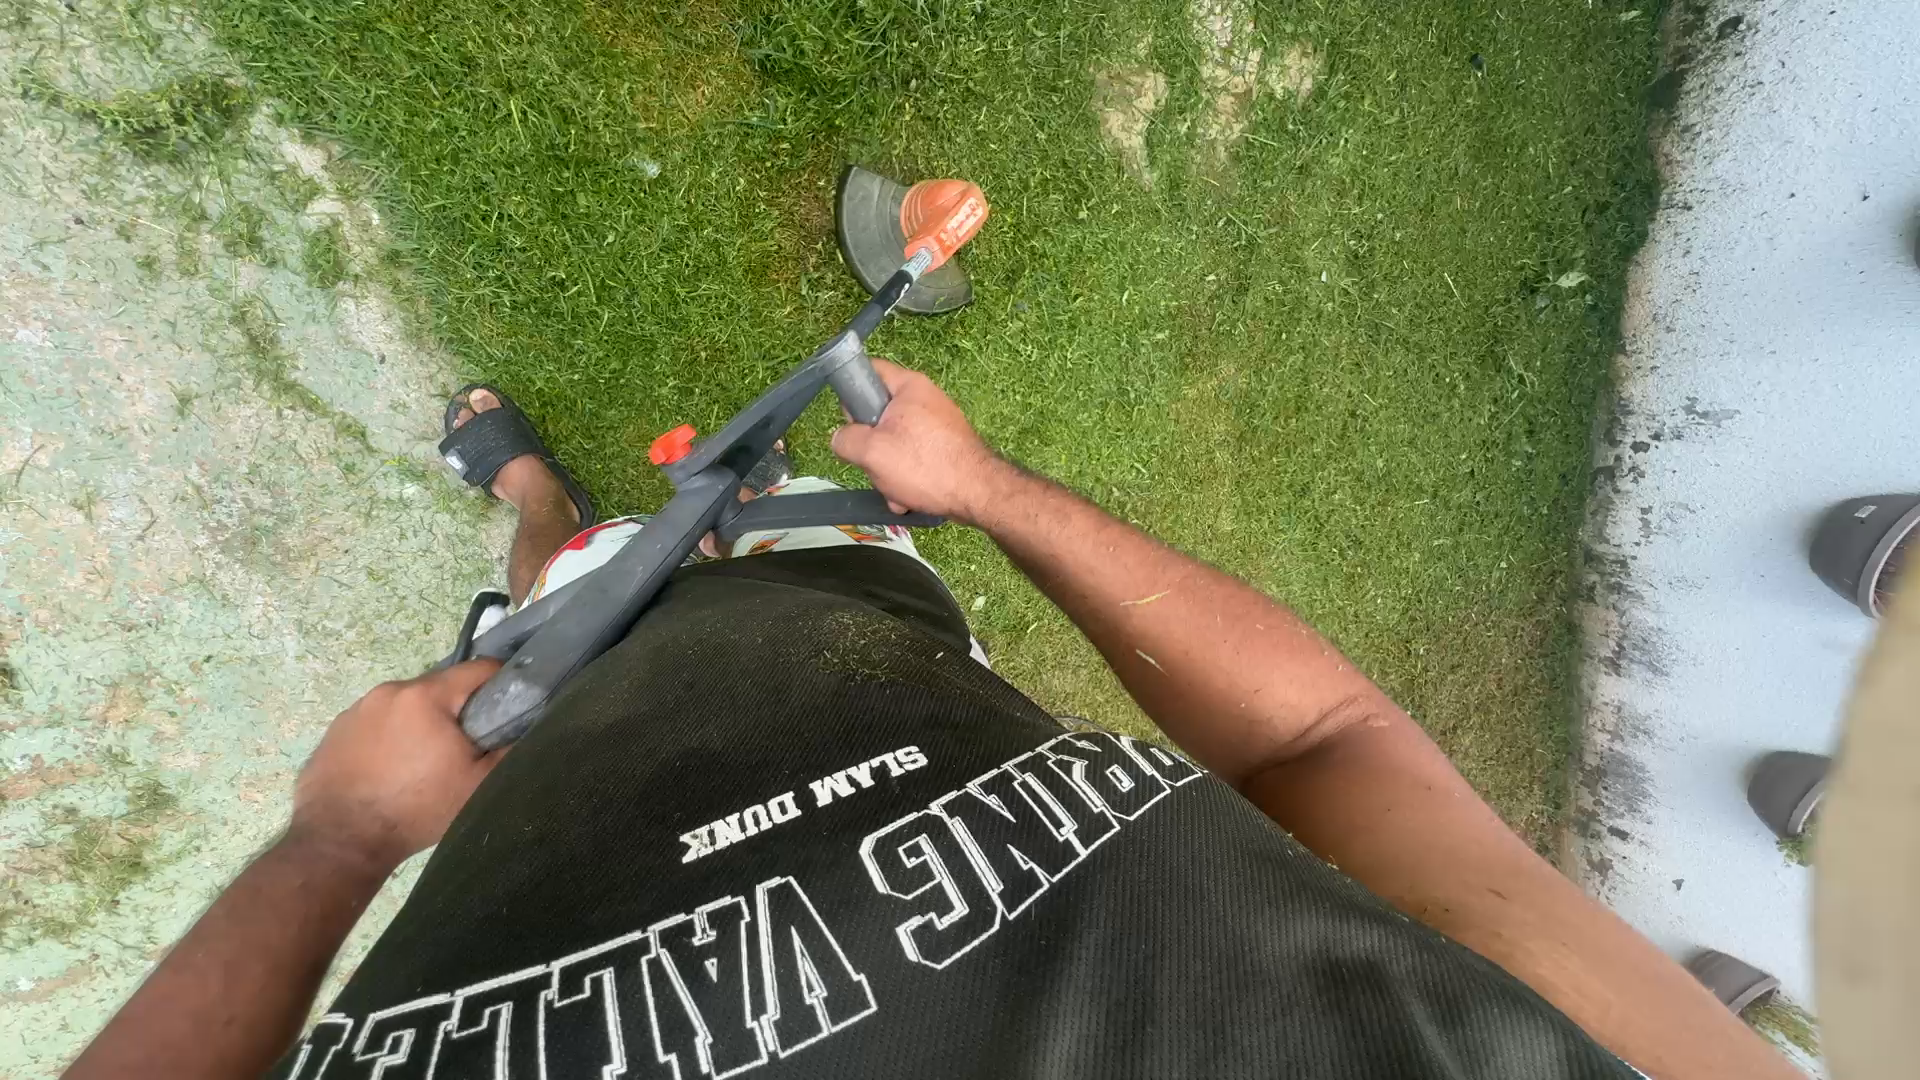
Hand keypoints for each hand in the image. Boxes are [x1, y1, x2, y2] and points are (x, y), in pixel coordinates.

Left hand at [288, 659, 505, 872]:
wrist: (337, 846)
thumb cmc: (416, 810)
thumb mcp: (480, 784)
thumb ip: (512, 748)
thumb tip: (528, 726)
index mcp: (425, 696)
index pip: (479, 668)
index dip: (504, 683)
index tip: (512, 707)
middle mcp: (388, 692)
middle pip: (442, 686)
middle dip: (461, 708)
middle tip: (469, 744)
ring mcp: (355, 710)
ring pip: (409, 704)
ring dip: (425, 720)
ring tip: (428, 759)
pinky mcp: (334, 731)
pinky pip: (379, 721)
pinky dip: (393, 735)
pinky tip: (395, 768)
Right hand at [830, 359, 1013, 524]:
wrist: (978, 494)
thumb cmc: (926, 466)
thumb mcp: (871, 452)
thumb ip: (845, 440)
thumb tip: (841, 438)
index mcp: (909, 386)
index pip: (868, 371)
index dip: (851, 394)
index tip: (851, 422)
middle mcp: (925, 398)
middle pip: (879, 414)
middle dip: (872, 446)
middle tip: (875, 463)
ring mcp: (938, 424)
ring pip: (895, 442)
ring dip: (889, 471)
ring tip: (897, 489)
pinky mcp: (946, 446)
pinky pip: (914, 457)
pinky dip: (908, 478)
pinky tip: (910, 497)